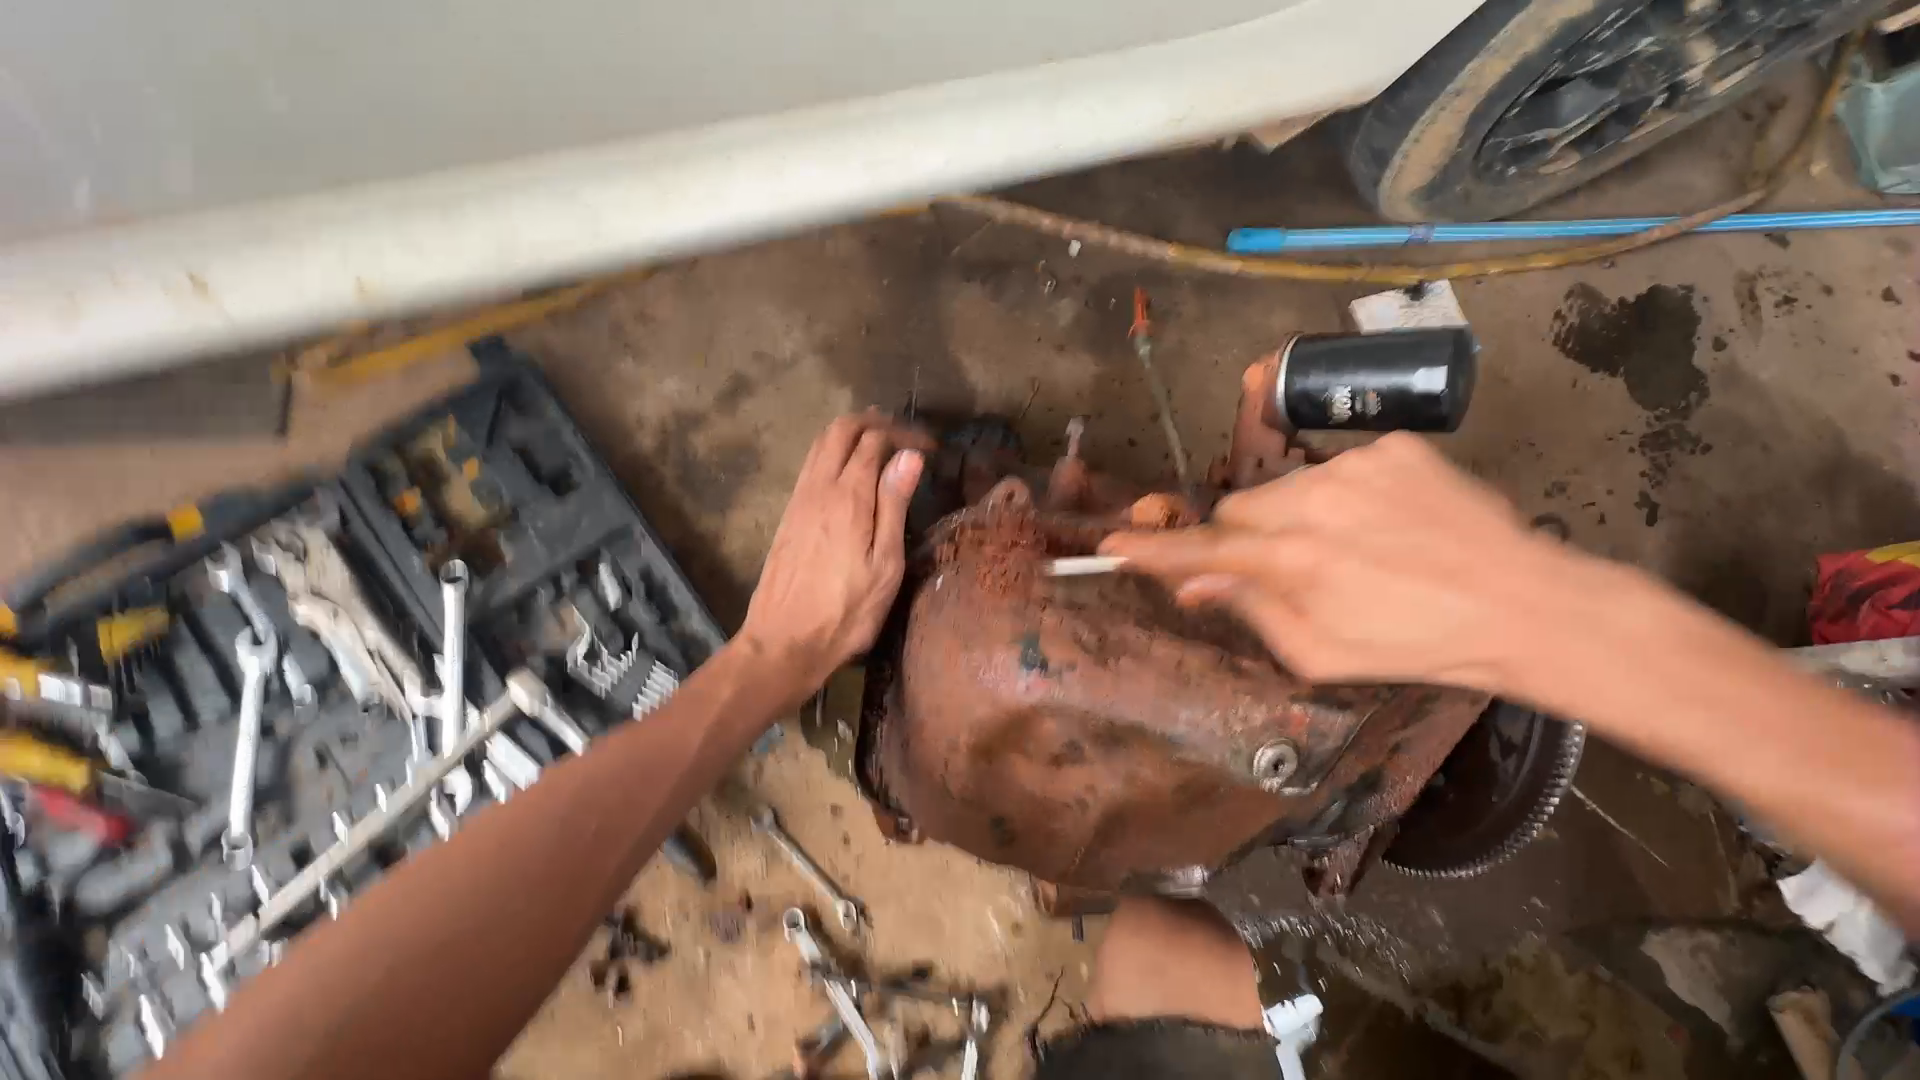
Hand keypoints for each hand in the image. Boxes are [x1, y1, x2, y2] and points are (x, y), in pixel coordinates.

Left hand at [739, 411, 926, 692]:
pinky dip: (834, 453)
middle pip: (841, 429)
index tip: (931, 448)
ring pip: (821, 443)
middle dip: (874, 422)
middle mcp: (819, 487)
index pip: (875, 440)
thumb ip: (894, 506)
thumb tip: (911, 456)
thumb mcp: (885, 565)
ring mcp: (799, 499)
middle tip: (904, 435)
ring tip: (881, 445)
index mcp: (849, 497)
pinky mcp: (789, 514)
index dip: (905, 435)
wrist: (784, 641)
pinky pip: (811, 464)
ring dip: (851, 433)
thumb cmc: (846, 611)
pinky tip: (850, 473)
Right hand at [1100, 432, 1611, 694]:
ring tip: (1348, 548)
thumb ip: (1249, 610)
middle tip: (1281, 569)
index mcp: (1293, 560)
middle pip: (1238, 509)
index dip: (1152, 549)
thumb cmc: (1415, 644)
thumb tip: (1194, 582)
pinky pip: (1336, 467)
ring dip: (1292, 515)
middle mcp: (1313, 501)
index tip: (1111, 543)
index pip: (1200, 548)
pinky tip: (1383, 523)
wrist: (1526, 603)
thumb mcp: (1320, 653)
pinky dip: (1341, 495)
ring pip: (1284, 486)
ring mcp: (1355, 466)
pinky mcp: (1394, 446)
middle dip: (1243, 538)